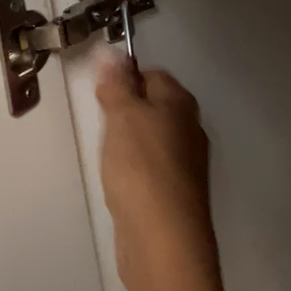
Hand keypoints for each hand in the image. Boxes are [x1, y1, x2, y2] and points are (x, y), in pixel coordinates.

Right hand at [97, 55, 233, 290]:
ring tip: (109, 156)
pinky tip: (121, 185)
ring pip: (152, 138)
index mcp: (181, 102)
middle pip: (153, 105)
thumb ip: (116, 83)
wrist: (163, 238)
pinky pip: (151, 168)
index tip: (100, 94)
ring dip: (128, 143)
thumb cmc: (141, 166)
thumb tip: (112, 52)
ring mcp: (186, 162)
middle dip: (124, 111)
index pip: (151, 73)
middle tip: (102, 125)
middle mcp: (190, 127)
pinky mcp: (176, 193)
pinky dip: (134, 171)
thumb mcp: (123, 114)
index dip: (124, 77)